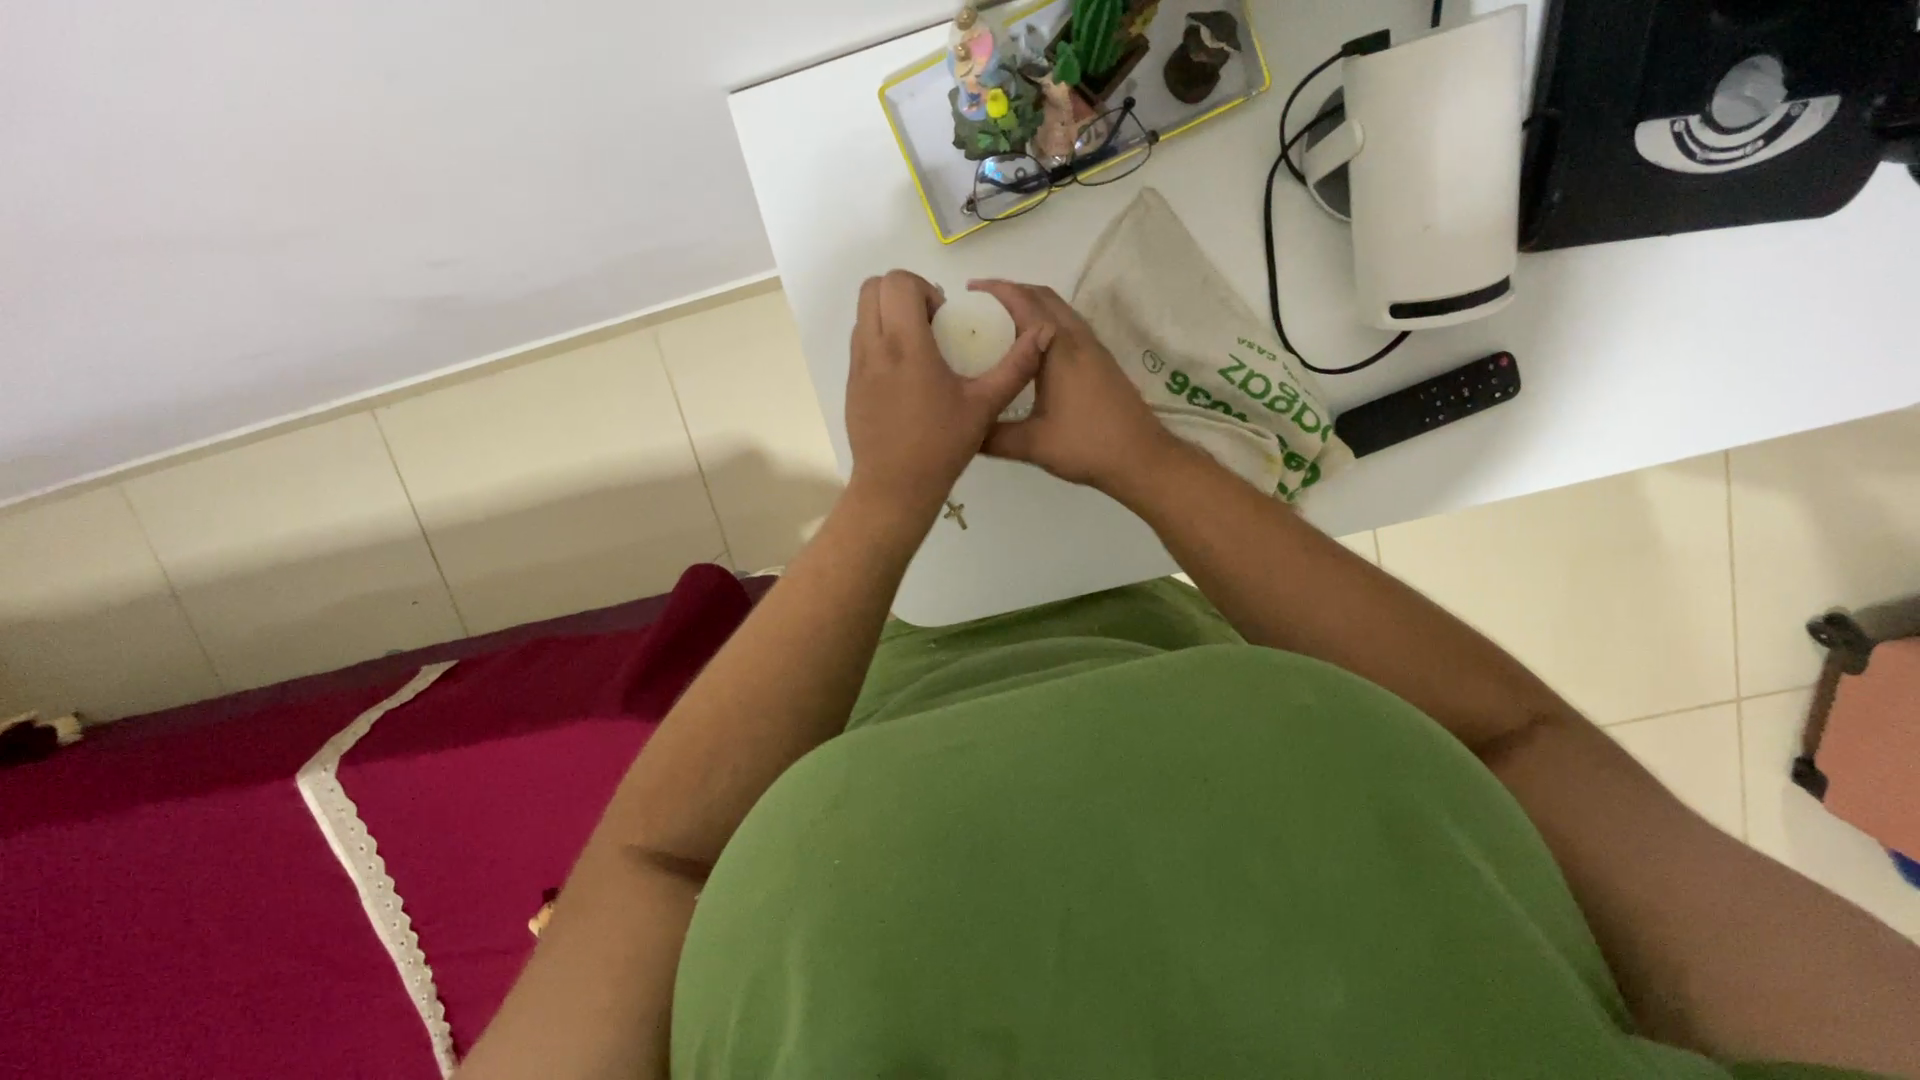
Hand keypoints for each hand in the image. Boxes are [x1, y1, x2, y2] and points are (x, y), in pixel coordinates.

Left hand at [844, 270, 1047, 518]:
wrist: (895, 487)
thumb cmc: (941, 446)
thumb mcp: (984, 406)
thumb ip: (1016, 366)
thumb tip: (1044, 334)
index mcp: (906, 347)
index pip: (898, 283)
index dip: (923, 288)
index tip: (943, 318)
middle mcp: (874, 349)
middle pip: (872, 288)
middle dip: (903, 294)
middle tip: (930, 324)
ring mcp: (857, 367)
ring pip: (863, 314)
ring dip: (890, 316)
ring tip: (919, 349)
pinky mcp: (851, 385)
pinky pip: (860, 343)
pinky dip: (881, 341)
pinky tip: (906, 376)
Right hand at [969, 280, 1177, 492]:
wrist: (1141, 458)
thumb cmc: (1087, 446)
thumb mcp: (1032, 445)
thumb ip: (993, 436)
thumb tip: (965, 430)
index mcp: (1059, 351)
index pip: (1025, 304)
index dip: (996, 290)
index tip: (969, 291)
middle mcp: (1078, 340)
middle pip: (1044, 297)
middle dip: (1012, 291)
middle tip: (980, 303)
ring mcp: (1093, 348)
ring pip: (1060, 310)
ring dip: (1031, 305)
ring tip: (1000, 320)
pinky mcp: (1102, 361)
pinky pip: (1069, 326)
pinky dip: (1046, 322)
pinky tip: (1031, 348)